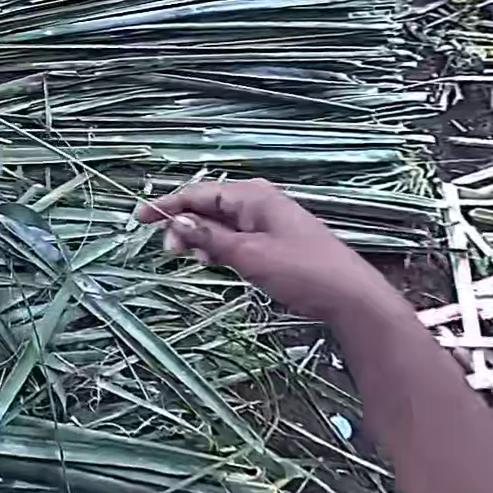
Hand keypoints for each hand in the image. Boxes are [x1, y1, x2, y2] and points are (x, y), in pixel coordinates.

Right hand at [135, 179, 404, 322]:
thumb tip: (176, 222)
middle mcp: (256, 202)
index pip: (197, 193)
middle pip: (206, 206)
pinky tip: (210, 261)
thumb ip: (209, 237)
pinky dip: (216, 246)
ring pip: (217, 223)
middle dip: (183, 225)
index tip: (139, 217)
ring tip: (191, 259)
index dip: (166, 205)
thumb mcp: (249, 254)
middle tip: (170, 252)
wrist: (353, 299)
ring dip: (199, 238)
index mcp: (251, 195)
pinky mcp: (270, 239)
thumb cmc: (301, 271)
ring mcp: (264, 220)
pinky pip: (232, 236)